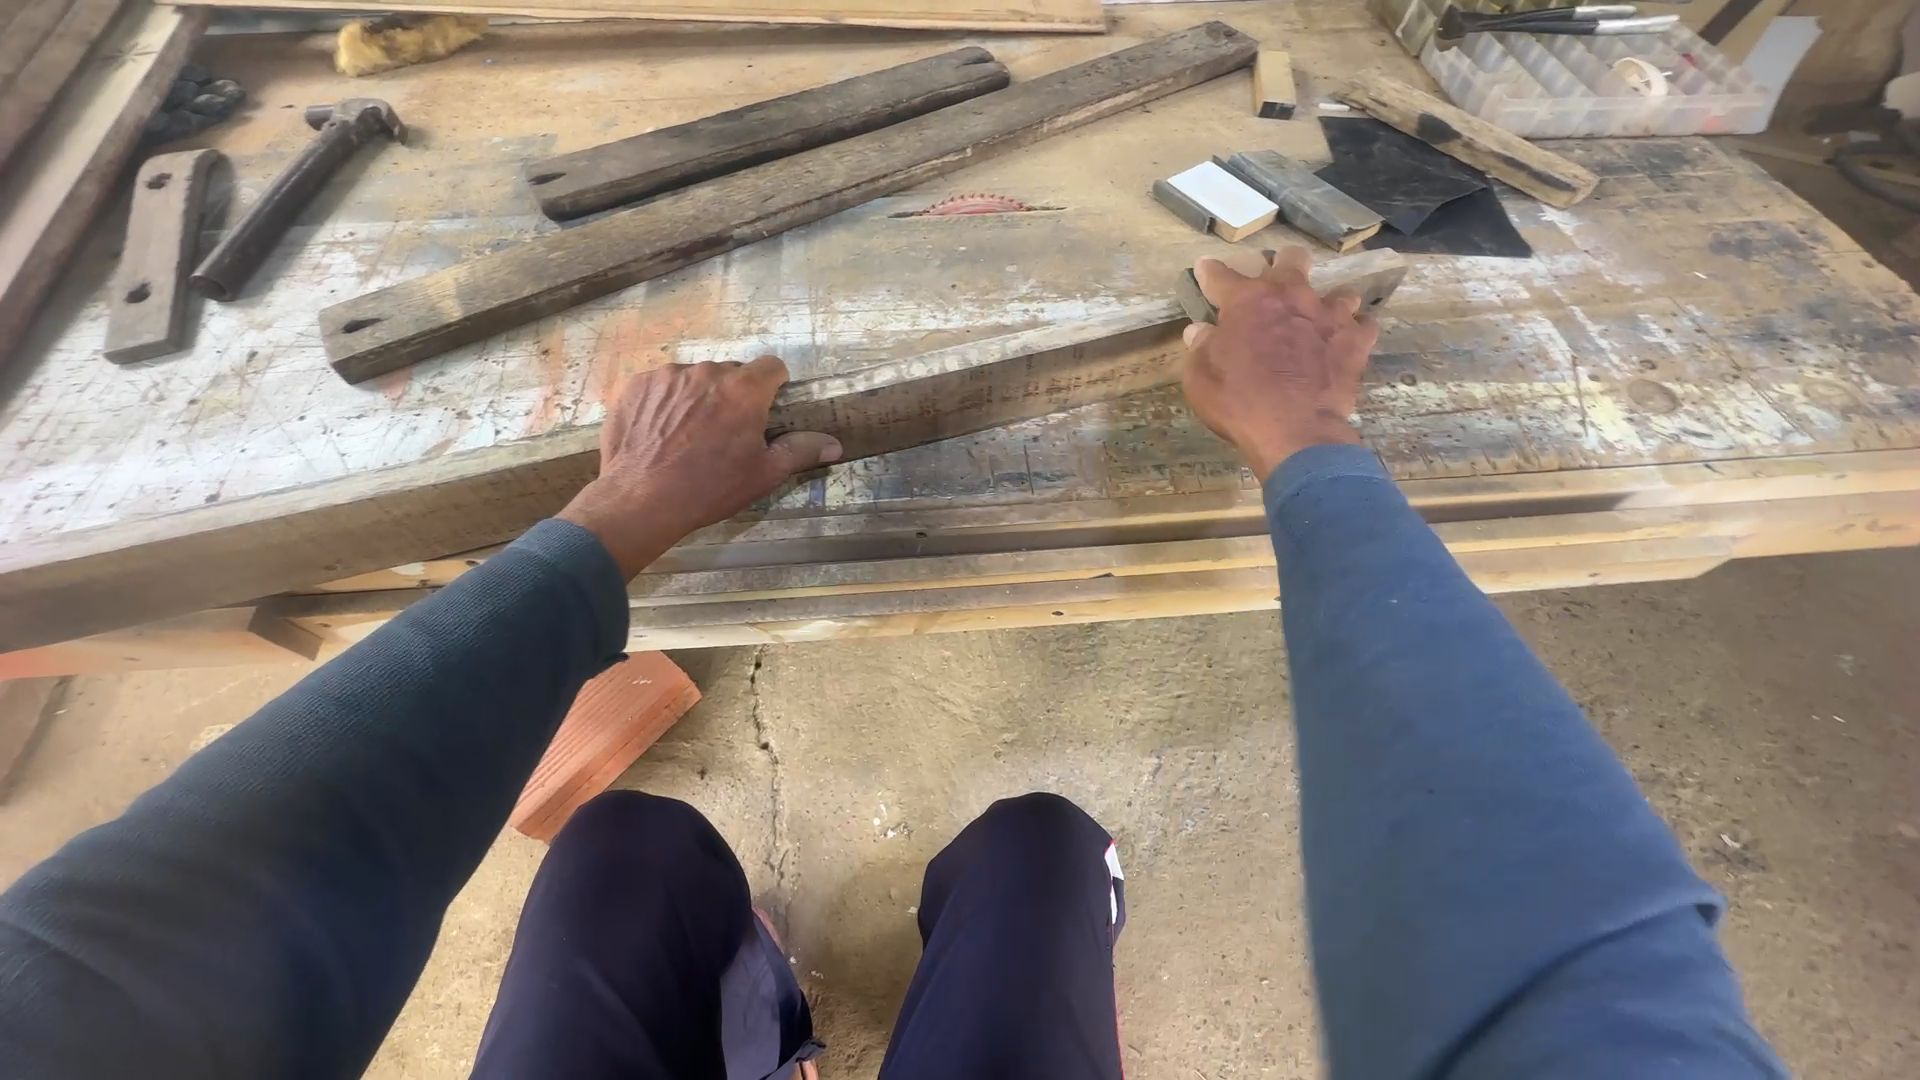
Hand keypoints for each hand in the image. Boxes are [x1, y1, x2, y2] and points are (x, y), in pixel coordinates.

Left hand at [558, 356, 840, 578]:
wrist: (641, 499)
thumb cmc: (710, 488)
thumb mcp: (763, 474)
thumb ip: (800, 451)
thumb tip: (835, 445)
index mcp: (744, 390)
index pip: (772, 366)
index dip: (774, 386)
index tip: (767, 410)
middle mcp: (706, 372)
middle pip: (731, 373)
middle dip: (734, 395)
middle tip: (726, 432)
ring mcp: (667, 375)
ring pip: (695, 378)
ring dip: (699, 397)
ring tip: (689, 435)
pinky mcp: (637, 385)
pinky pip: (662, 385)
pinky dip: (666, 402)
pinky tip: (661, 433)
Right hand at [1180, 247, 1378, 481]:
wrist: (1294, 430)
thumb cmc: (1237, 402)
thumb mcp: (1200, 378)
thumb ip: (1202, 348)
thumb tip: (1200, 331)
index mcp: (1248, 301)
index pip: (1222, 277)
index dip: (1210, 272)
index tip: (1204, 267)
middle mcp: (1291, 297)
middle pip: (1291, 260)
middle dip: (1281, 263)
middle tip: (1273, 280)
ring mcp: (1329, 316)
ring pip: (1338, 291)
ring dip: (1326, 302)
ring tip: (1318, 317)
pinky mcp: (1356, 342)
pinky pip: (1363, 326)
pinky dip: (1353, 332)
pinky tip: (1345, 342)